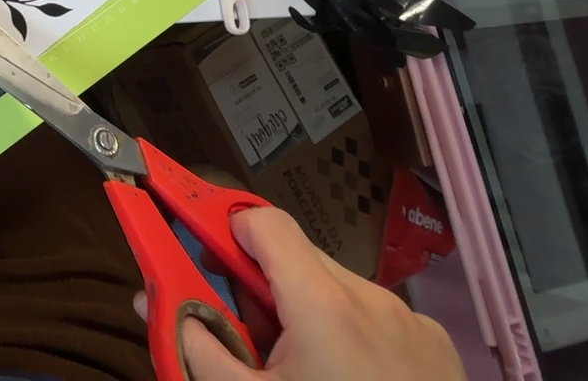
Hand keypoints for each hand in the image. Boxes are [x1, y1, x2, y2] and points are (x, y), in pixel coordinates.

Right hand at [142, 207, 465, 380]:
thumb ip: (194, 343)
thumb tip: (148, 298)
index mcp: (323, 303)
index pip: (262, 222)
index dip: (227, 232)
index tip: (209, 262)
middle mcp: (371, 298)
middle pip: (294, 254)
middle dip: (260, 281)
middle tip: (249, 333)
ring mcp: (412, 323)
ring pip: (332, 283)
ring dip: (303, 306)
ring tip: (302, 367)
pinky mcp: (439, 349)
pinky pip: (373, 313)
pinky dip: (347, 329)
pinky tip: (346, 378)